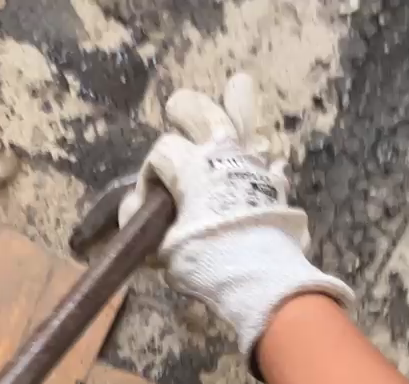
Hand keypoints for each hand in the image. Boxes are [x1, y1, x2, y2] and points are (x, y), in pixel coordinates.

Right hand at [121, 72, 354, 364]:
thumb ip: (148, 228)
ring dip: (238, 106)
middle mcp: (222, 155)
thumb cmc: (203, 256)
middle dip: (189, 110)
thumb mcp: (162, 248)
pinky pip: (268, 162)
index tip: (145, 200)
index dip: (148, 173)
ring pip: (244, 124)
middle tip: (177, 106)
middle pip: (205, 115)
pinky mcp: (273, 185)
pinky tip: (267, 158)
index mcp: (192, 165)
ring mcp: (252, 165)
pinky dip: (262, 159)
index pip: (162, 152)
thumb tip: (134, 216)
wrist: (255, 272)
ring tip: (238, 86)